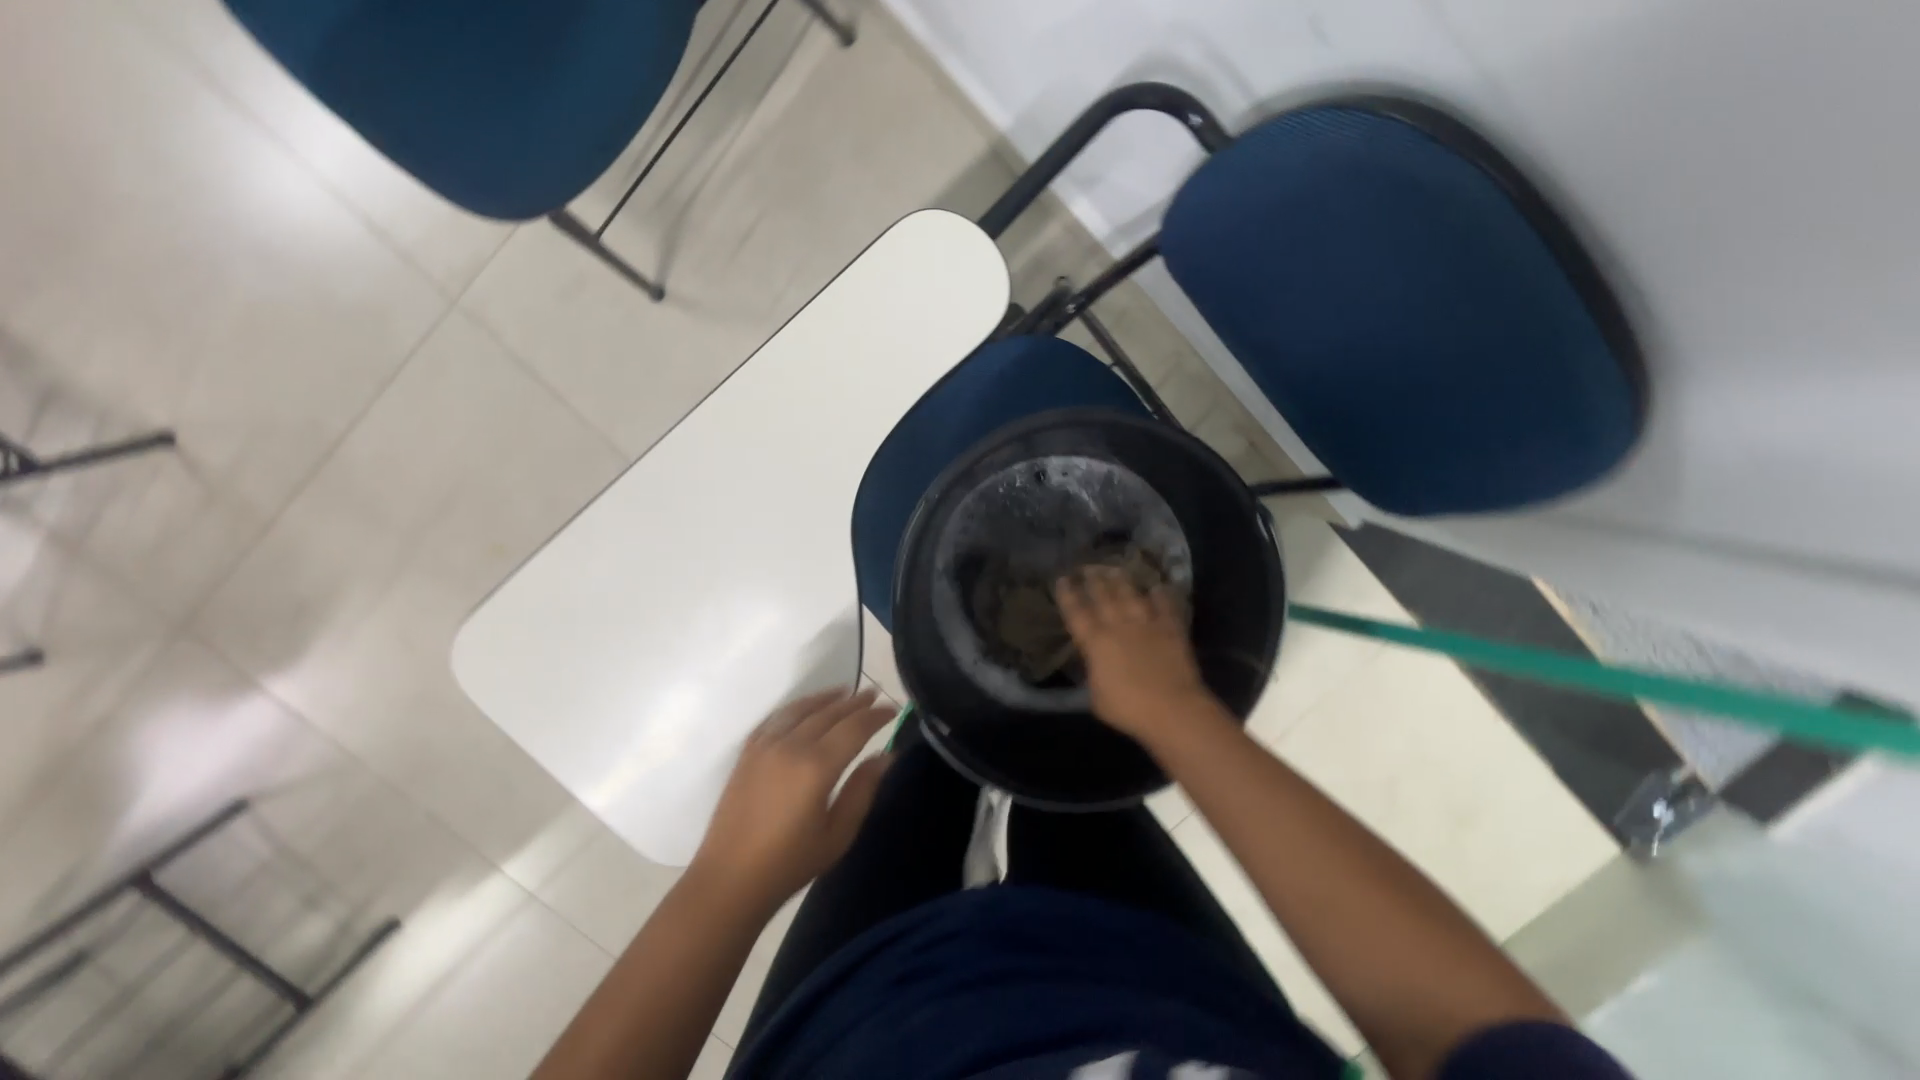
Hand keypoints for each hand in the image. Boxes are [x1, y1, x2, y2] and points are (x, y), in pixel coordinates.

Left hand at [692, 688, 894, 905]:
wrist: (730, 879)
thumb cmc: (790, 863)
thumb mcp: (838, 834)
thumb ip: (863, 790)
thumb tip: (885, 756)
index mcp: (816, 766)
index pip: (854, 728)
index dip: (875, 716)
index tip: (892, 708)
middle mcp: (790, 746)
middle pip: (828, 713)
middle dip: (854, 703)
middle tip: (873, 694)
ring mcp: (764, 747)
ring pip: (800, 710)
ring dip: (824, 699)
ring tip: (843, 692)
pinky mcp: (747, 754)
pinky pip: (775, 719)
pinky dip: (795, 708)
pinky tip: (803, 709)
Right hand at [1056, 567, 1217, 743]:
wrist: (1172, 709)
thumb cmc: (1128, 709)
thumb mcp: (1096, 697)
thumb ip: (1094, 674)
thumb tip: (1096, 664)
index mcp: (1095, 643)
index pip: (1076, 613)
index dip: (1067, 595)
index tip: (1062, 579)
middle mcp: (1119, 626)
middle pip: (1103, 596)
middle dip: (1094, 580)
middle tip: (1088, 567)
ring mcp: (1147, 624)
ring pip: (1131, 595)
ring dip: (1122, 580)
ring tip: (1115, 569)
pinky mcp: (1172, 629)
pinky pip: (1165, 606)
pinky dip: (1161, 596)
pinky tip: (1158, 587)